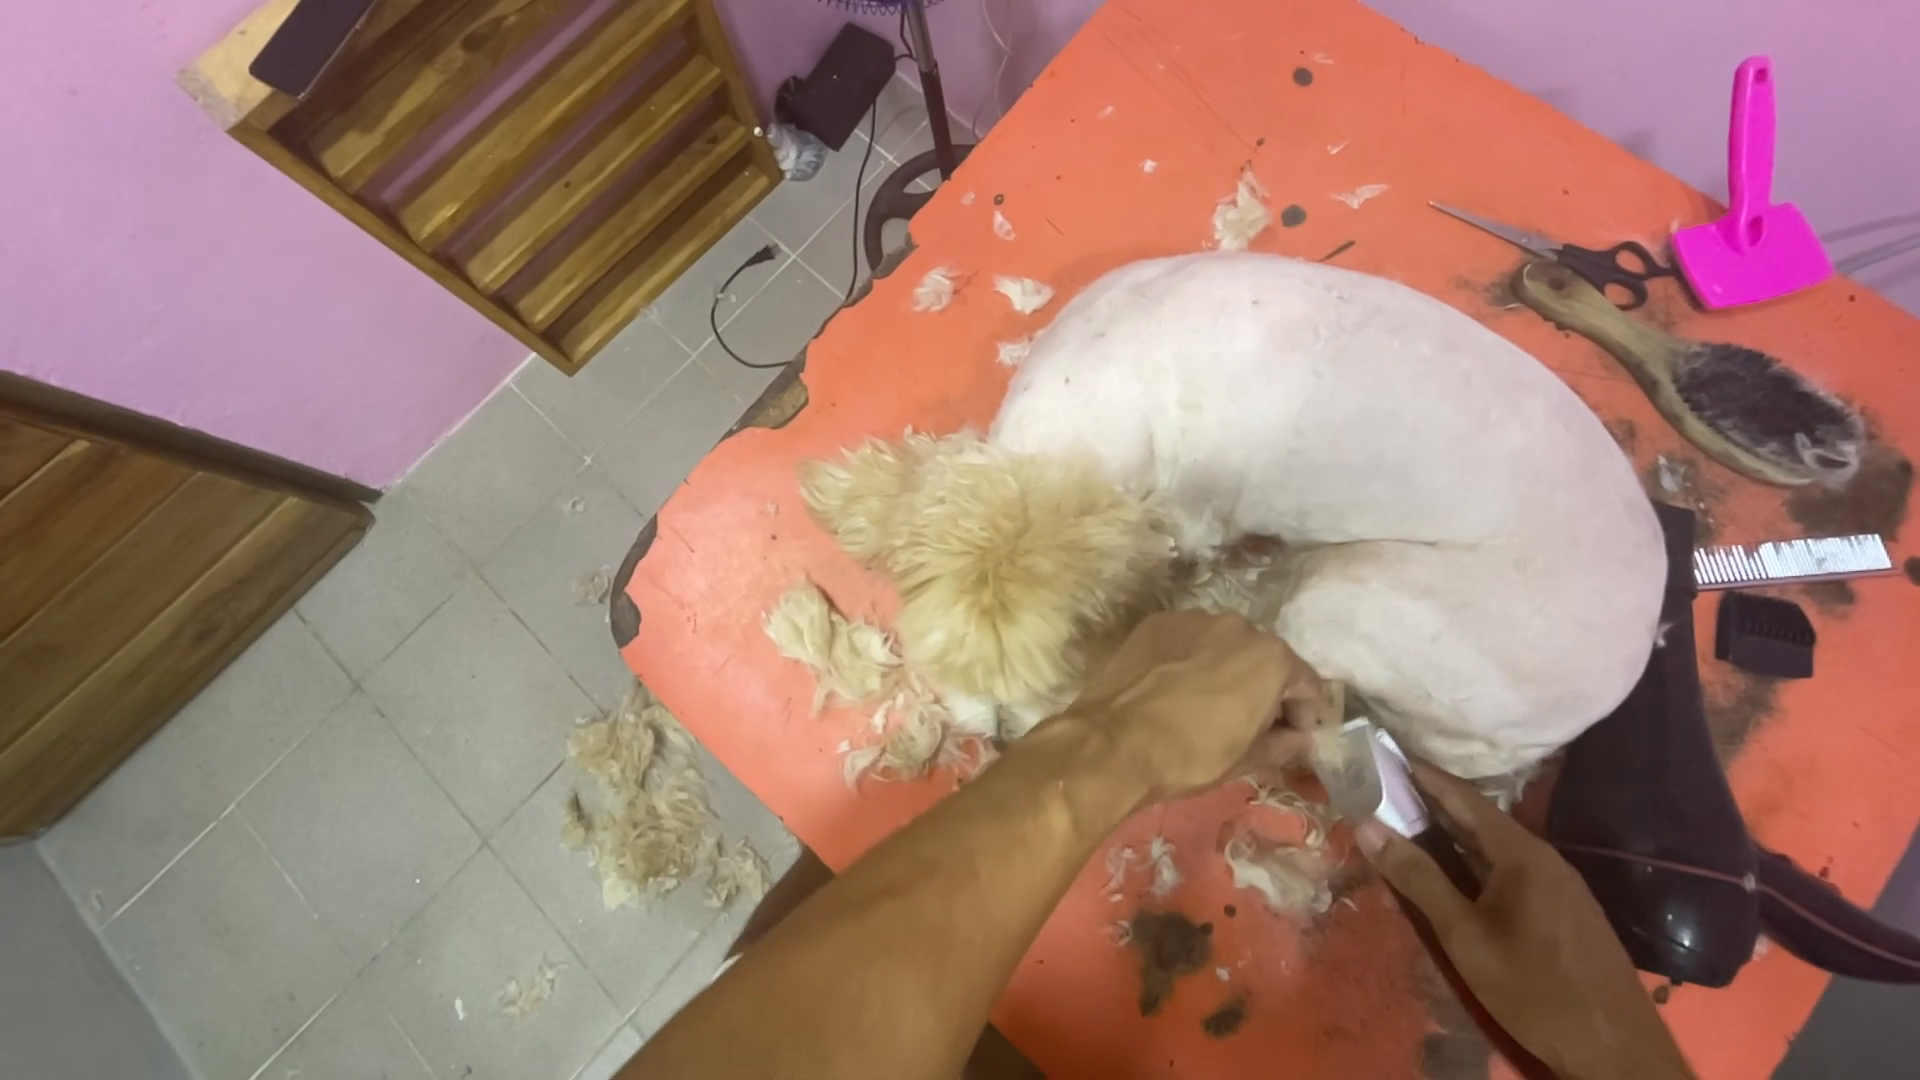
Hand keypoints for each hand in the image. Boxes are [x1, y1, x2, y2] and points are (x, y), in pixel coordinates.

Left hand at [1058, 611, 1324, 805]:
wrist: (1114, 741)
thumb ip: (1285, 744)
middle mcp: (1238, 626)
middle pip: (1264, 658)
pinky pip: (1186, 640)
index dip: (1303, 715)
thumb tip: (1300, 738)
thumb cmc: (1191, 755)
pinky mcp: (1156, 622)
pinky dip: (1188, 658)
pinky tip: (1172, 686)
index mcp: (1272, 658)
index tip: (1289, 737)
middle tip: (1247, 722)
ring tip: (1204, 702)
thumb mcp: (1248, 759)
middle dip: (1264, 688)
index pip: (1307, 684)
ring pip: (1223, 644)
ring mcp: (1193, 619)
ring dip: (1225, 668)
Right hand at [1357, 763, 1693, 1079]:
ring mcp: (1558, 885)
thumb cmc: (1536, 990)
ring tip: (1402, 825)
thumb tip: (1366, 825)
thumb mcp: (1464, 935)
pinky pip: (1505, 869)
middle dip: (1427, 802)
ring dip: (1447, 833)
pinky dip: (1468, 859)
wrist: (1622, 1059)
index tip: (1382, 755)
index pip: (1462, 796)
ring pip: (1491, 846)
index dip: (1421, 774)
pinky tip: (1448, 871)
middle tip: (1380, 790)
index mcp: (1522, 854)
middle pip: (1476, 818)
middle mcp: (1543, 858)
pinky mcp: (1562, 911)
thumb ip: (1417, 877)